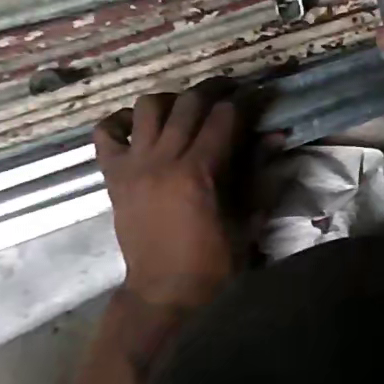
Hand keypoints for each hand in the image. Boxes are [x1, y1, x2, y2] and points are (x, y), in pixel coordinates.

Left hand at [94, 83, 243, 310]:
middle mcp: (163, 159)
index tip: (256, 99)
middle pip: (188, 103)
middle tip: (229, 93)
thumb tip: (276, 138)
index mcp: (199, 172)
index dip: (245, 103)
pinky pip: (107, 132)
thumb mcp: (247, 222)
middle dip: (214, 91)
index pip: (224, 117)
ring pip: (148, 107)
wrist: (163, 292)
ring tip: (185, 111)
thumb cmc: (212, 264)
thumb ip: (262, 177)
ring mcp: (133, 165)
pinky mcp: (113, 175)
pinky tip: (140, 129)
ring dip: (171, 101)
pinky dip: (123, 122)